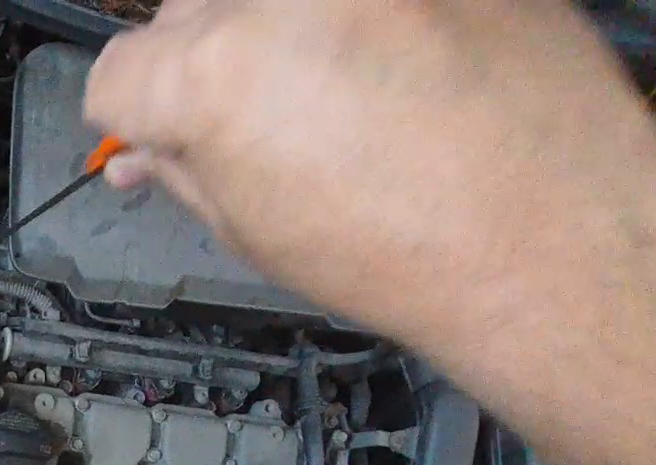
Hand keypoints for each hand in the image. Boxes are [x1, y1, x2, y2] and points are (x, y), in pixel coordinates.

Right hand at [82, 0, 655, 359]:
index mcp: (216, 73)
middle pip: (180, 12)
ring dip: (257, 37)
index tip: (142, 142)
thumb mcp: (246, 228)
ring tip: (303, 102)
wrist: (541, 234)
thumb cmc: (398, 249)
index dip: (121, 122)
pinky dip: (335, 21)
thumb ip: (180, 173)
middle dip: (185, 72)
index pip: (114, 74)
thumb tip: (141, 158)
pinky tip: (366, 76)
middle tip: (223, 131)